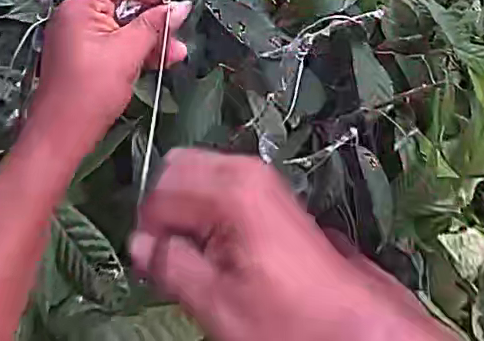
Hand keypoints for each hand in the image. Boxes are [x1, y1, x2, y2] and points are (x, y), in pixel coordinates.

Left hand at [28, 0, 189, 152]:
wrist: (58, 140)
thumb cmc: (89, 91)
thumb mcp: (128, 52)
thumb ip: (156, 24)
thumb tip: (182, 6)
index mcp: (81, 6)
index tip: (170, 4)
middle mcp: (78, 16)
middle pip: (123, 2)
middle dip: (154, 17)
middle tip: (177, 31)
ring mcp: (80, 38)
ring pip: (123, 25)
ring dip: (150, 37)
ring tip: (175, 53)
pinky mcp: (84, 57)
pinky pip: (115, 43)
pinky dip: (137, 50)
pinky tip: (160, 62)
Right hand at [129, 149, 449, 340]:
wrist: (345, 316)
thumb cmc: (284, 315)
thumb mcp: (219, 303)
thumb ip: (173, 266)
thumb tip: (138, 243)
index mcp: (231, 188)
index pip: (161, 190)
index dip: (149, 226)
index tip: (150, 260)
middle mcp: (244, 167)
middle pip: (177, 167)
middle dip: (164, 207)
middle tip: (168, 254)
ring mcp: (257, 173)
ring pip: (195, 170)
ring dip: (183, 206)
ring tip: (192, 253)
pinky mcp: (264, 186)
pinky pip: (216, 179)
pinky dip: (203, 205)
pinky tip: (212, 243)